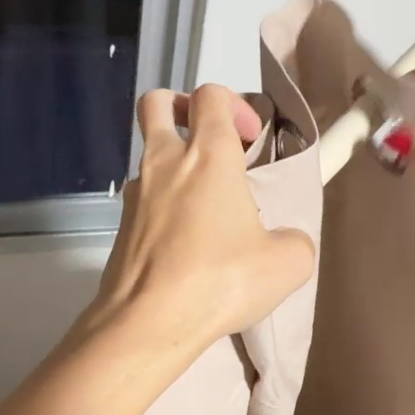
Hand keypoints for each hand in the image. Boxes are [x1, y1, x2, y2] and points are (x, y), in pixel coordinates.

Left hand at [87, 85, 315, 356]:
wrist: (147, 319)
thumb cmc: (219, 280)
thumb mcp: (286, 263)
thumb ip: (293, 239)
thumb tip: (283, 239)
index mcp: (207, 155)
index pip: (210, 95)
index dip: (233, 104)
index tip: (250, 138)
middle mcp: (164, 161)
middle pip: (158, 102)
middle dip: (183, 107)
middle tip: (210, 140)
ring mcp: (136, 190)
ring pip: (148, 151)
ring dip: (174, 161)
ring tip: (204, 203)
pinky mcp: (121, 221)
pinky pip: (143, 194)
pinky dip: (162, 201)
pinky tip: (184, 238)